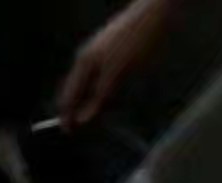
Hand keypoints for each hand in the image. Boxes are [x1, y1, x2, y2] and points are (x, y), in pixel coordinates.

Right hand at [56, 0, 176, 130]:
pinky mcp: (106, 47)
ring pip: (86, 83)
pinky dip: (99, 86)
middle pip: (73, 91)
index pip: (67, 98)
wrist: (155, 7)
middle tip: (85, 120)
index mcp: (83, 64)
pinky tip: (110, 86)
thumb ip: (98, 97)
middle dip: (77, 107)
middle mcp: (84, 58)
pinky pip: (96, 74)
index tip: (69, 131)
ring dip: (90, 96)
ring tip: (99, 104)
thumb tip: (81, 120)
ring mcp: (94, 51)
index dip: (66, 116)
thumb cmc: (136, 38)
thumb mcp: (117, 72)